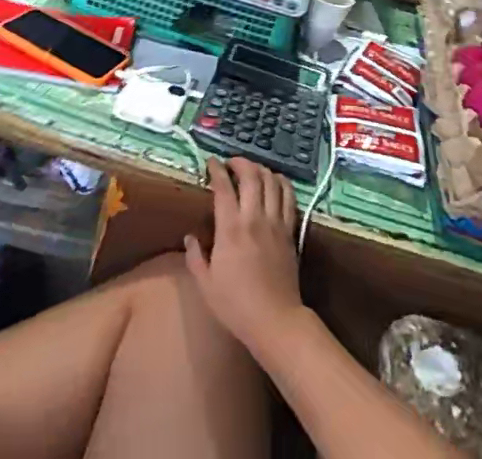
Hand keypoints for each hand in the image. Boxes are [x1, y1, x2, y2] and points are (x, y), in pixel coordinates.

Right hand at [184, 157, 303, 350]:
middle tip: (230, 162)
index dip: (216, 169)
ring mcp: (276, 223)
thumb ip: (195, 256)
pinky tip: (275, 181)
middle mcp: (254, 218)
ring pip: (272, 181)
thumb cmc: (236, 305)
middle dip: (240, 162)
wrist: (275, 319)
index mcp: (230, 229)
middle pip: (252, 176)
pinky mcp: (290, 231)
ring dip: (261, 169)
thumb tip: (190, 236)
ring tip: (251, 170)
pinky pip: (289, 198)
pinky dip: (282, 183)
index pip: (223, 187)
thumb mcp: (205, 284)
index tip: (210, 162)